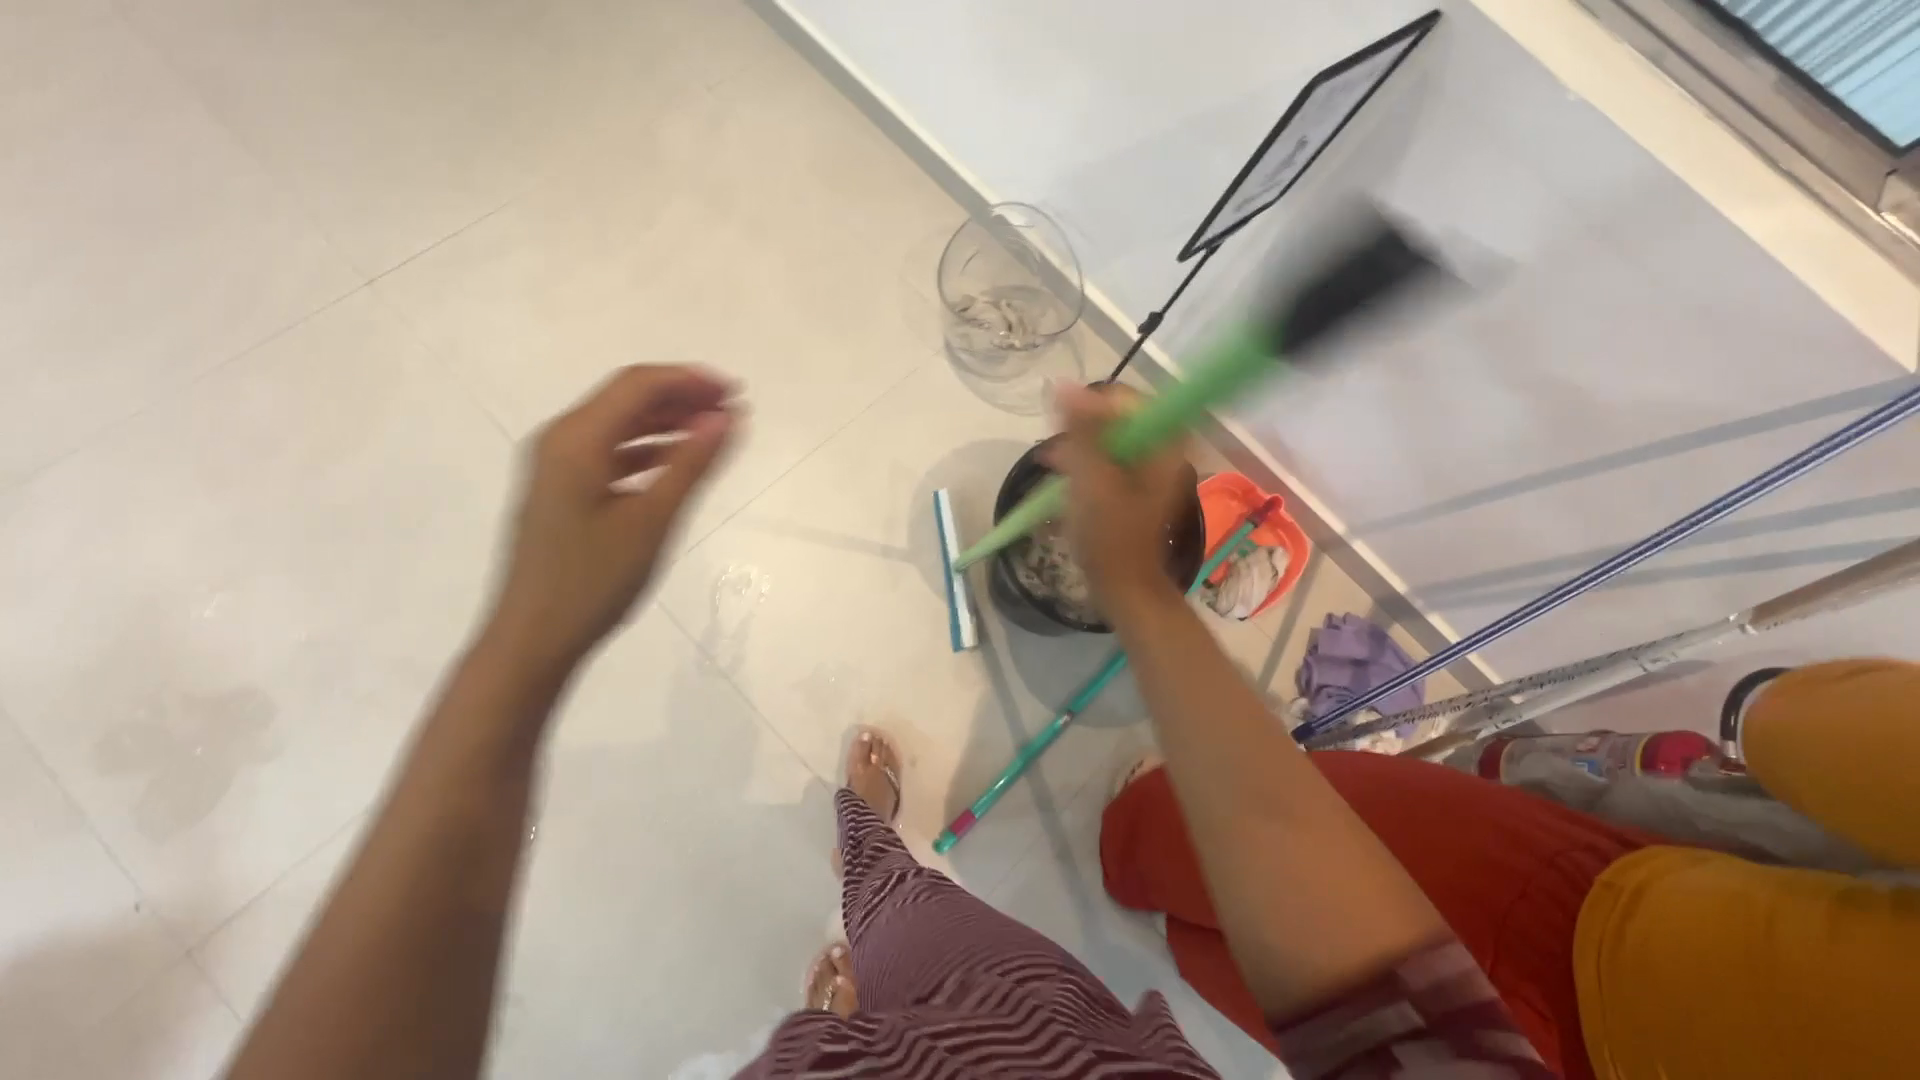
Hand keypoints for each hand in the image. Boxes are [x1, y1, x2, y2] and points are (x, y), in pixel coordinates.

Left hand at [487, 365, 738, 679]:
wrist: (533, 638)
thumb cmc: (594, 581)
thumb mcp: (652, 521)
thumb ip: (691, 464)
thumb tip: (725, 418)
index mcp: (576, 439)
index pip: (638, 385)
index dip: (690, 380)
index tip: (736, 393)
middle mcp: (560, 440)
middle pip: (626, 399)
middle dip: (681, 398)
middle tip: (731, 413)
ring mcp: (556, 466)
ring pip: (618, 426)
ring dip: (666, 423)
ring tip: (713, 434)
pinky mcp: (560, 491)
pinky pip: (609, 453)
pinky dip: (646, 451)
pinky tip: (675, 465)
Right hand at [1044, 382, 1190, 617]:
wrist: (1123, 586)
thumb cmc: (1109, 536)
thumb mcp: (1091, 478)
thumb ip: (1080, 430)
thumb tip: (1063, 384)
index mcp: (1163, 443)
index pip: (1128, 399)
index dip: (1094, 406)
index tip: (1067, 430)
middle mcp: (1164, 447)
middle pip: (1118, 416)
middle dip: (1084, 429)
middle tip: (1059, 454)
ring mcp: (1151, 465)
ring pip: (1110, 436)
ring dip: (1081, 446)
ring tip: (1055, 466)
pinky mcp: (1137, 481)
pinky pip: (1109, 455)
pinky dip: (1086, 461)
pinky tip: (1066, 476)